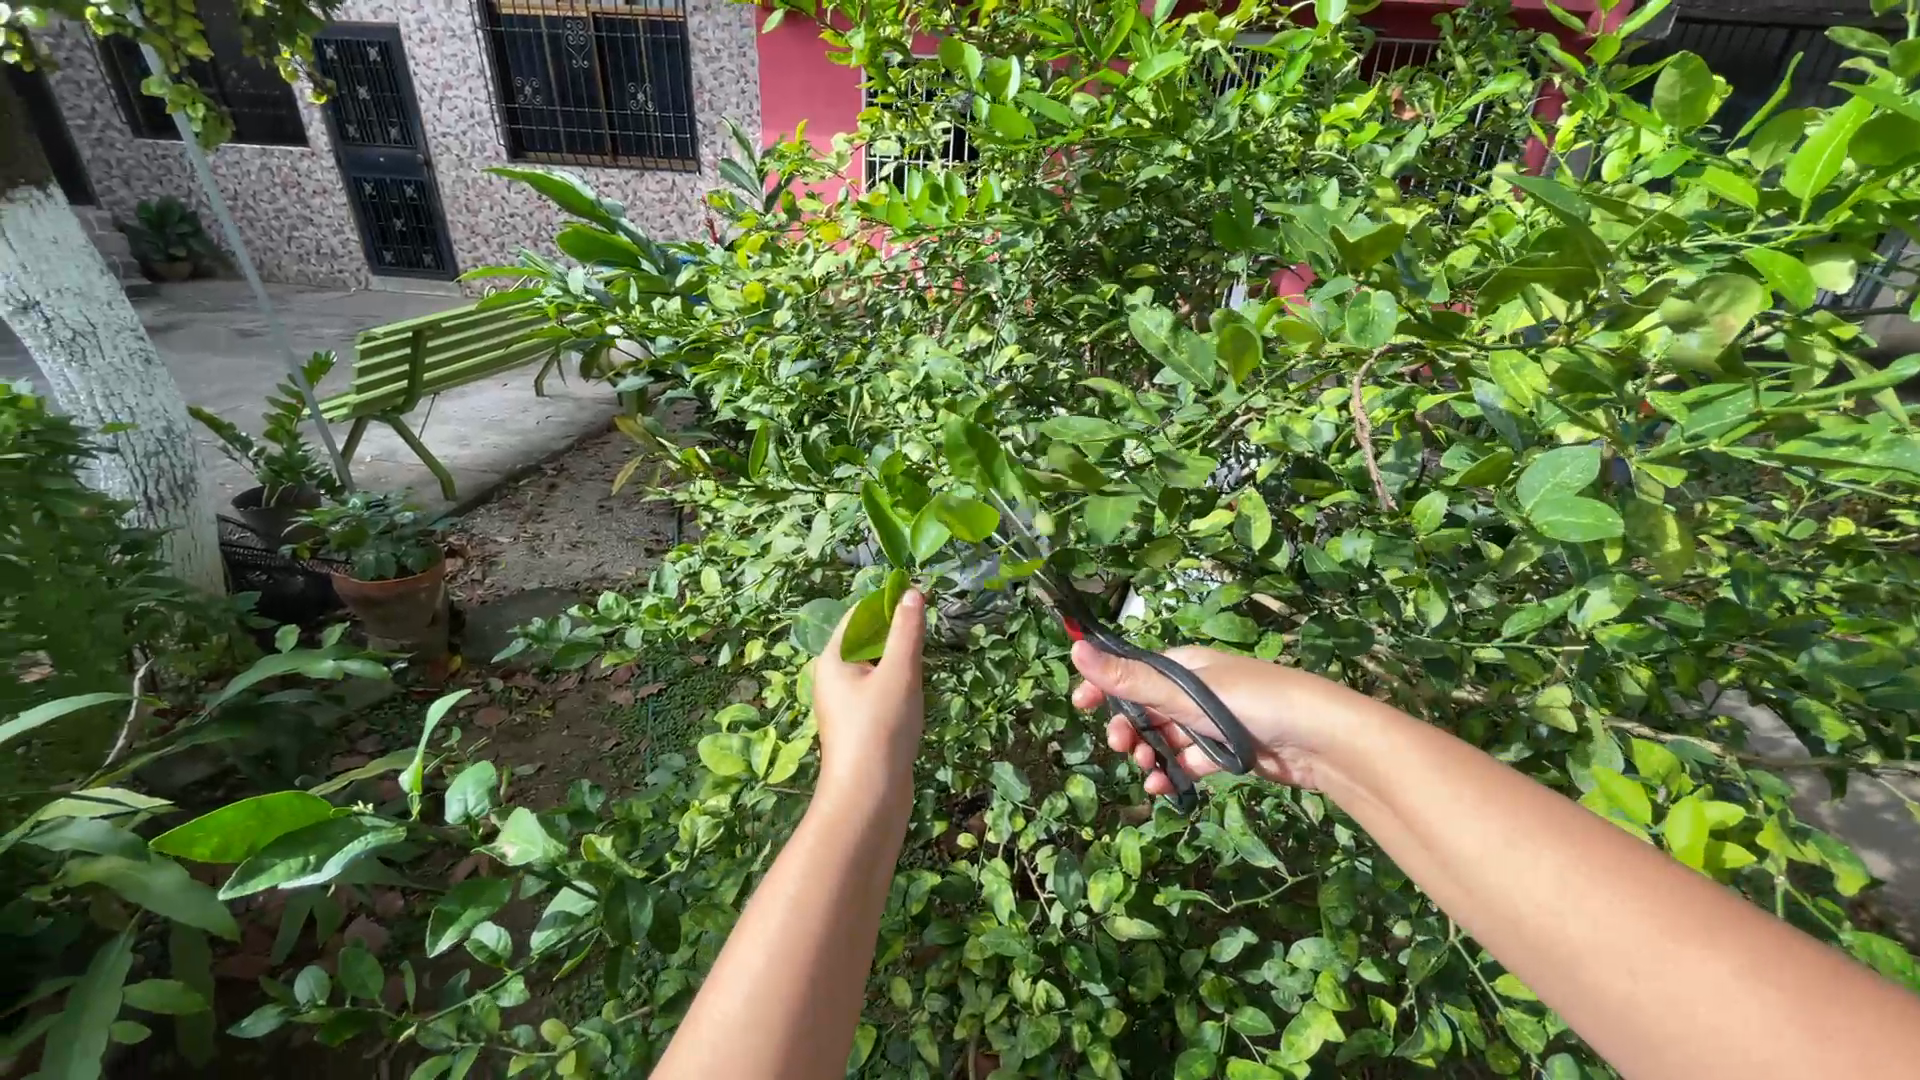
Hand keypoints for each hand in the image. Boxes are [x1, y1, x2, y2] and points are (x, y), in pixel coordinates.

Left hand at [812, 588, 927, 797]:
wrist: (869, 797)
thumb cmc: (880, 728)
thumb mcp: (899, 673)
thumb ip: (906, 631)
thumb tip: (911, 592)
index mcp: (833, 658)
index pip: (858, 615)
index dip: (887, 604)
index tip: (919, 601)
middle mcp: (832, 677)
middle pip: (866, 640)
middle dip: (896, 636)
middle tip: (925, 638)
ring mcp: (844, 703)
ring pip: (875, 668)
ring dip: (899, 663)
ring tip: (922, 668)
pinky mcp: (858, 724)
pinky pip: (878, 691)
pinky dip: (897, 687)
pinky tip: (914, 698)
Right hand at [1070, 641, 1367, 794]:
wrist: (1319, 739)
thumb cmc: (1248, 703)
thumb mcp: (1181, 692)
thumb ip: (1128, 679)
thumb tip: (1076, 650)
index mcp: (1183, 664)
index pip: (1132, 670)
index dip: (1105, 686)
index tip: (1081, 706)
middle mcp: (1195, 689)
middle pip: (1146, 706)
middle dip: (1128, 726)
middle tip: (1120, 746)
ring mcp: (1212, 721)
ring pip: (1166, 736)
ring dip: (1149, 753)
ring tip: (1148, 770)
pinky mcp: (1227, 750)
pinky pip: (1190, 759)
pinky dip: (1174, 772)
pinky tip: (1163, 788)